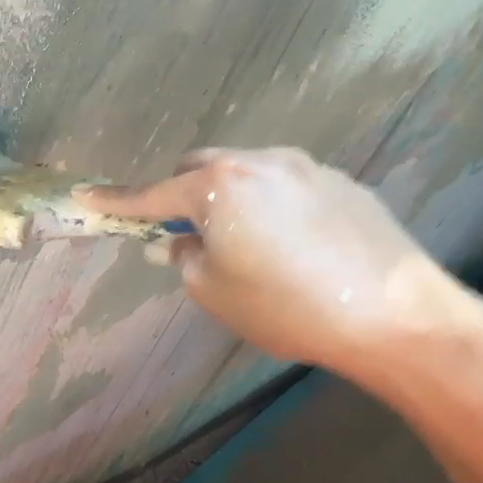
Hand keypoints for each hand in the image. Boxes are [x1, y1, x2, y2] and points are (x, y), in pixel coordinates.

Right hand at [77, 147, 468, 373]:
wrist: (397, 317)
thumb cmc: (286, 306)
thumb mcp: (212, 290)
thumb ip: (185, 257)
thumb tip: (186, 242)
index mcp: (218, 187)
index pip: (150, 194)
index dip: (115, 200)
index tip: (85, 195)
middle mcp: (260, 164)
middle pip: (201, 167)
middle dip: (181, 193)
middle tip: (184, 232)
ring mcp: (308, 169)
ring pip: (247, 172)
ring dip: (230, 197)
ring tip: (244, 242)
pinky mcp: (345, 185)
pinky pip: (287, 186)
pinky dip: (271, 205)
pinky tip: (292, 246)